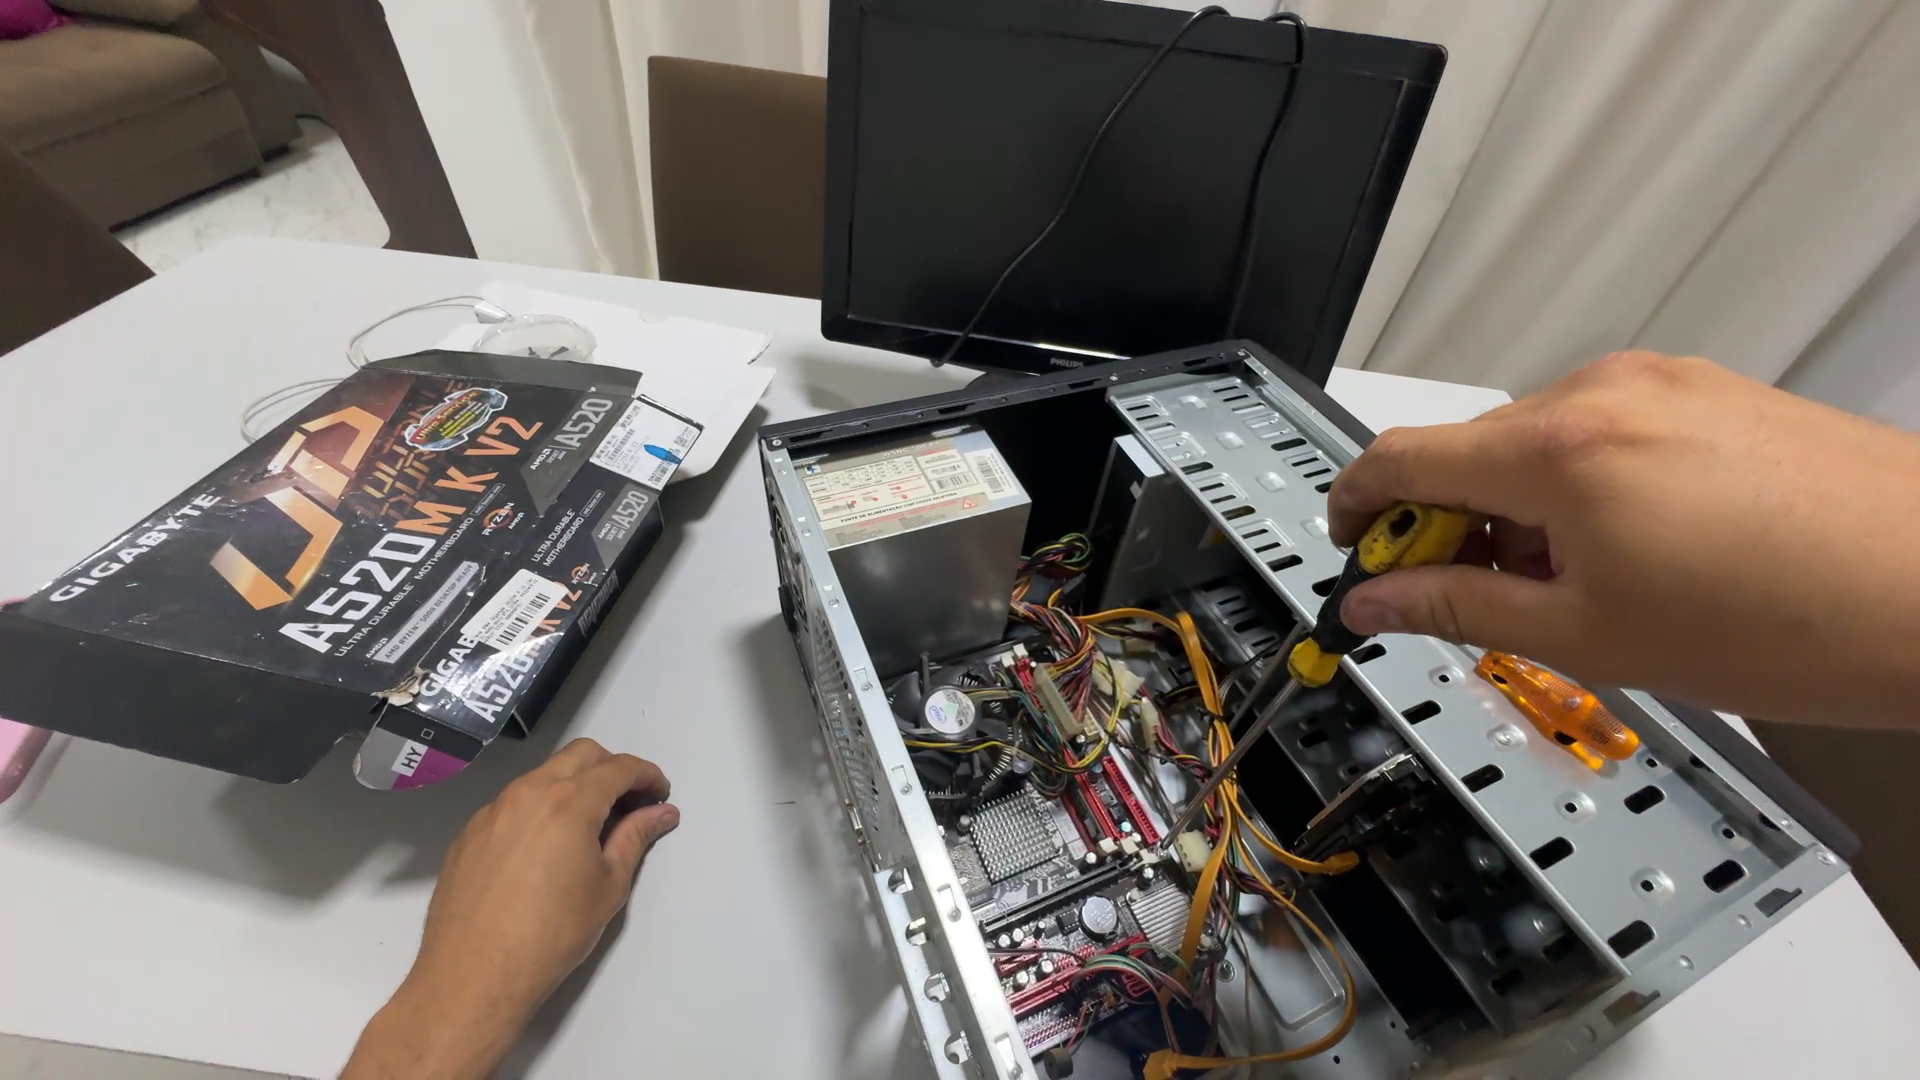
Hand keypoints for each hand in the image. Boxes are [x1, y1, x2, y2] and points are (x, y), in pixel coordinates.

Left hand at [343, 739, 678, 1079]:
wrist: (470, 981)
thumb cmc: (553, 933)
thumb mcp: (609, 884)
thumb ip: (636, 837)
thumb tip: (663, 812)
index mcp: (570, 801)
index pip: (620, 768)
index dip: (648, 776)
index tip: (660, 796)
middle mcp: (529, 792)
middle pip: (582, 755)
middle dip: (612, 768)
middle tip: (628, 803)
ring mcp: (493, 811)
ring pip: (544, 774)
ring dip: (574, 785)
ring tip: (587, 827)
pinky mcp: (468, 835)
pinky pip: (514, 803)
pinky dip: (540, 808)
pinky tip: (544, 849)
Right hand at [1328, 351, 1919, 727]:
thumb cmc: (1795, 619)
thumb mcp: (1583, 634)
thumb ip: (1450, 608)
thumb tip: (1368, 604)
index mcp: (1555, 450)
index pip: (1396, 459)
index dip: (1353, 506)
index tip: (1355, 547)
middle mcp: (1596, 393)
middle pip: (1456, 453)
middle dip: (1435, 522)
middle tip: (1456, 589)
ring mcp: (1653, 384)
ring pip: (1516, 444)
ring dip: (1499, 508)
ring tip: (1552, 579)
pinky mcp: (1695, 391)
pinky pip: (1580, 431)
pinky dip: (1556, 486)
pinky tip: (1604, 543)